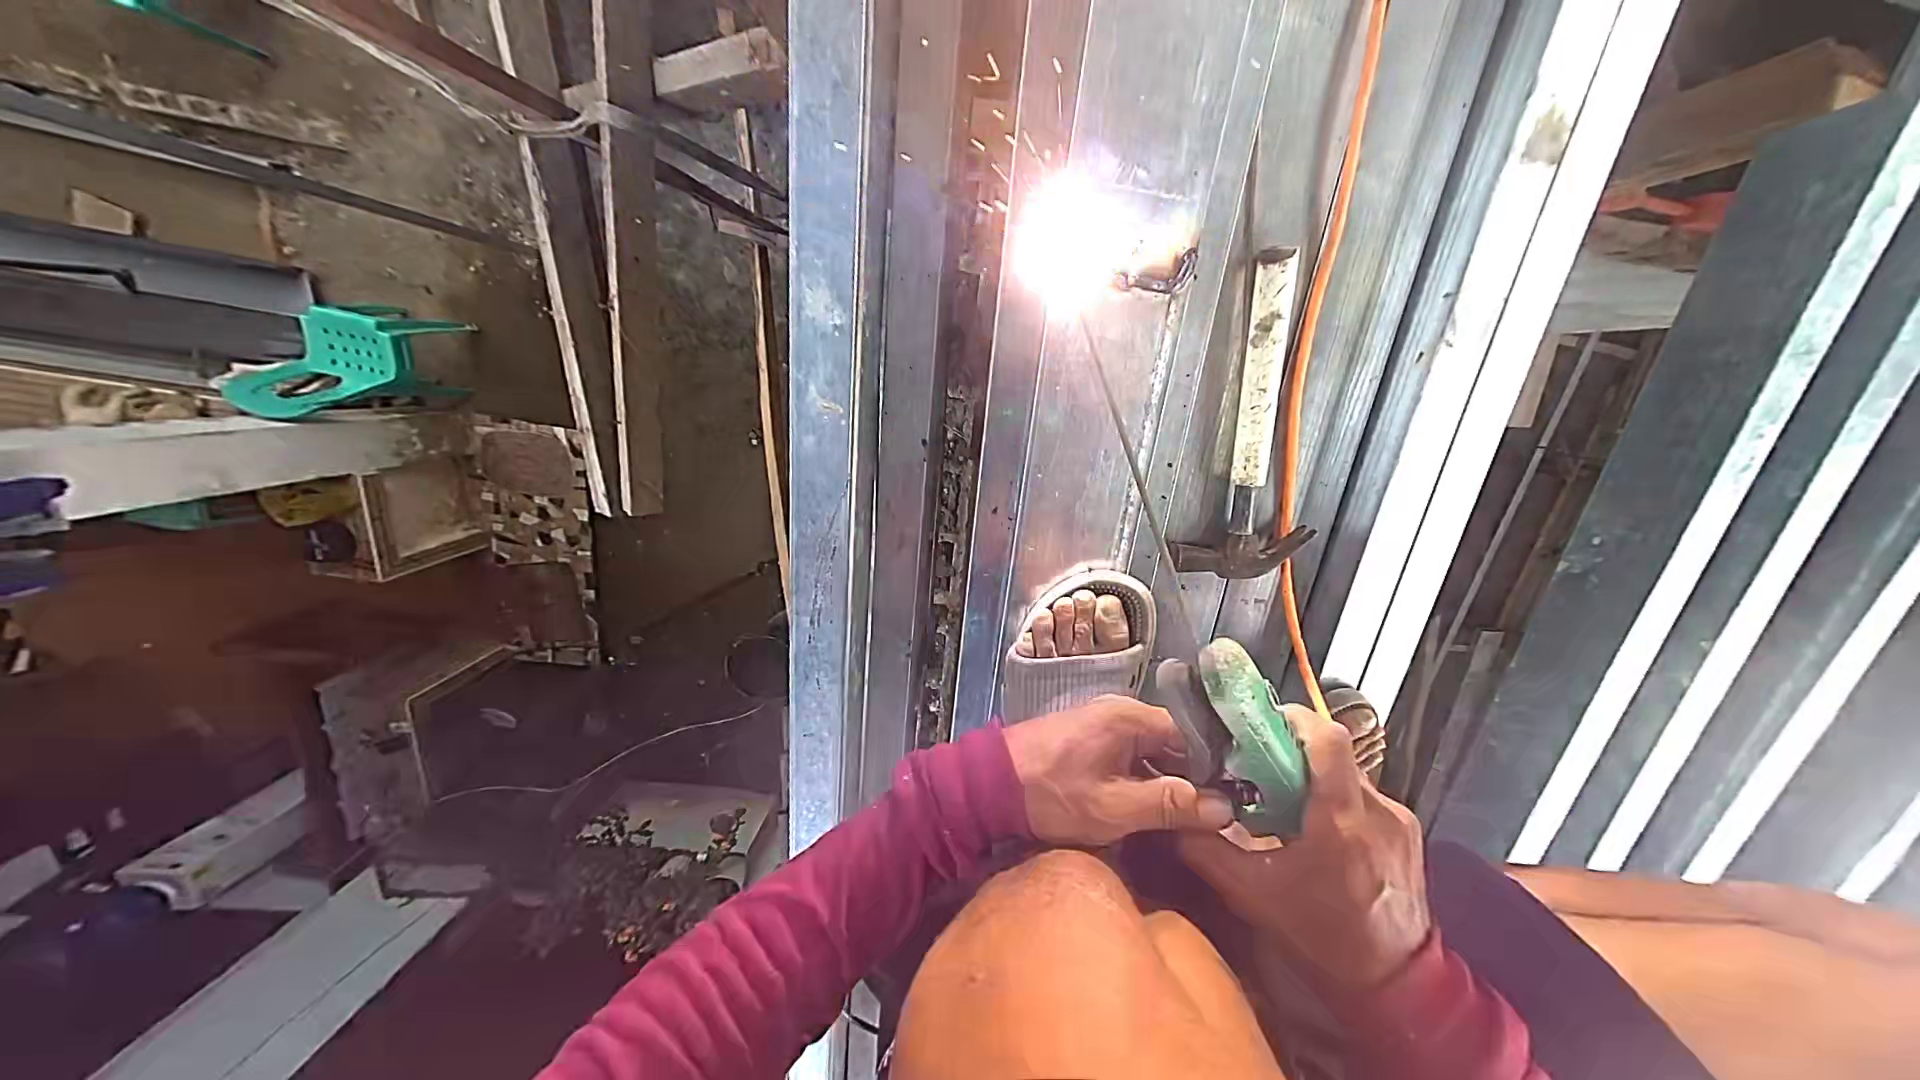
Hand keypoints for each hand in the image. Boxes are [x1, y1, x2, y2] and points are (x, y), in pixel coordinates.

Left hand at [1004, 695, 1234, 845]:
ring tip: (1193, 822)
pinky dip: (1145, 781)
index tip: (1237, 804)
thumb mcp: (1113, 807)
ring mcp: (1102, 725)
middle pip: (1174, 744)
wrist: (987, 785)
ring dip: (1169, 784)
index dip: (1216, 770)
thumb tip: (1226, 809)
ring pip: (1153, 753)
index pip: (1193, 736)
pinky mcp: (1089, 742)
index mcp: (1130, 717)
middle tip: (1219, 820)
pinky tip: (1155, 811)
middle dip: (1194, 780)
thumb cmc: (1050, 794)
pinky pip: (1131, 758)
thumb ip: (1169, 805)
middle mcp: (1120, 712)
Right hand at [1178, 703, 1430, 992]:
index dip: (1292, 719)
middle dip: (1292, 745)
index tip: (1260, 724)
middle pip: (1332, 749)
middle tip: (1258, 759)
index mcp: (1338, 821)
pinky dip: (1333, 794)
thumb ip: (1208, 849)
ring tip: (1282, 793)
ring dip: (1312, 772)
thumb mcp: (1251, 893)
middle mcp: (1374, 810)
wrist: (1395, 985)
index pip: (1327, 739)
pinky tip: (1313, 820)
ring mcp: (1397, 819)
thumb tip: (1174, 818)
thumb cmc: (1319, 935)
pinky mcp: (1407, 830)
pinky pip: (1362, 792)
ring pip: (1345, 769)